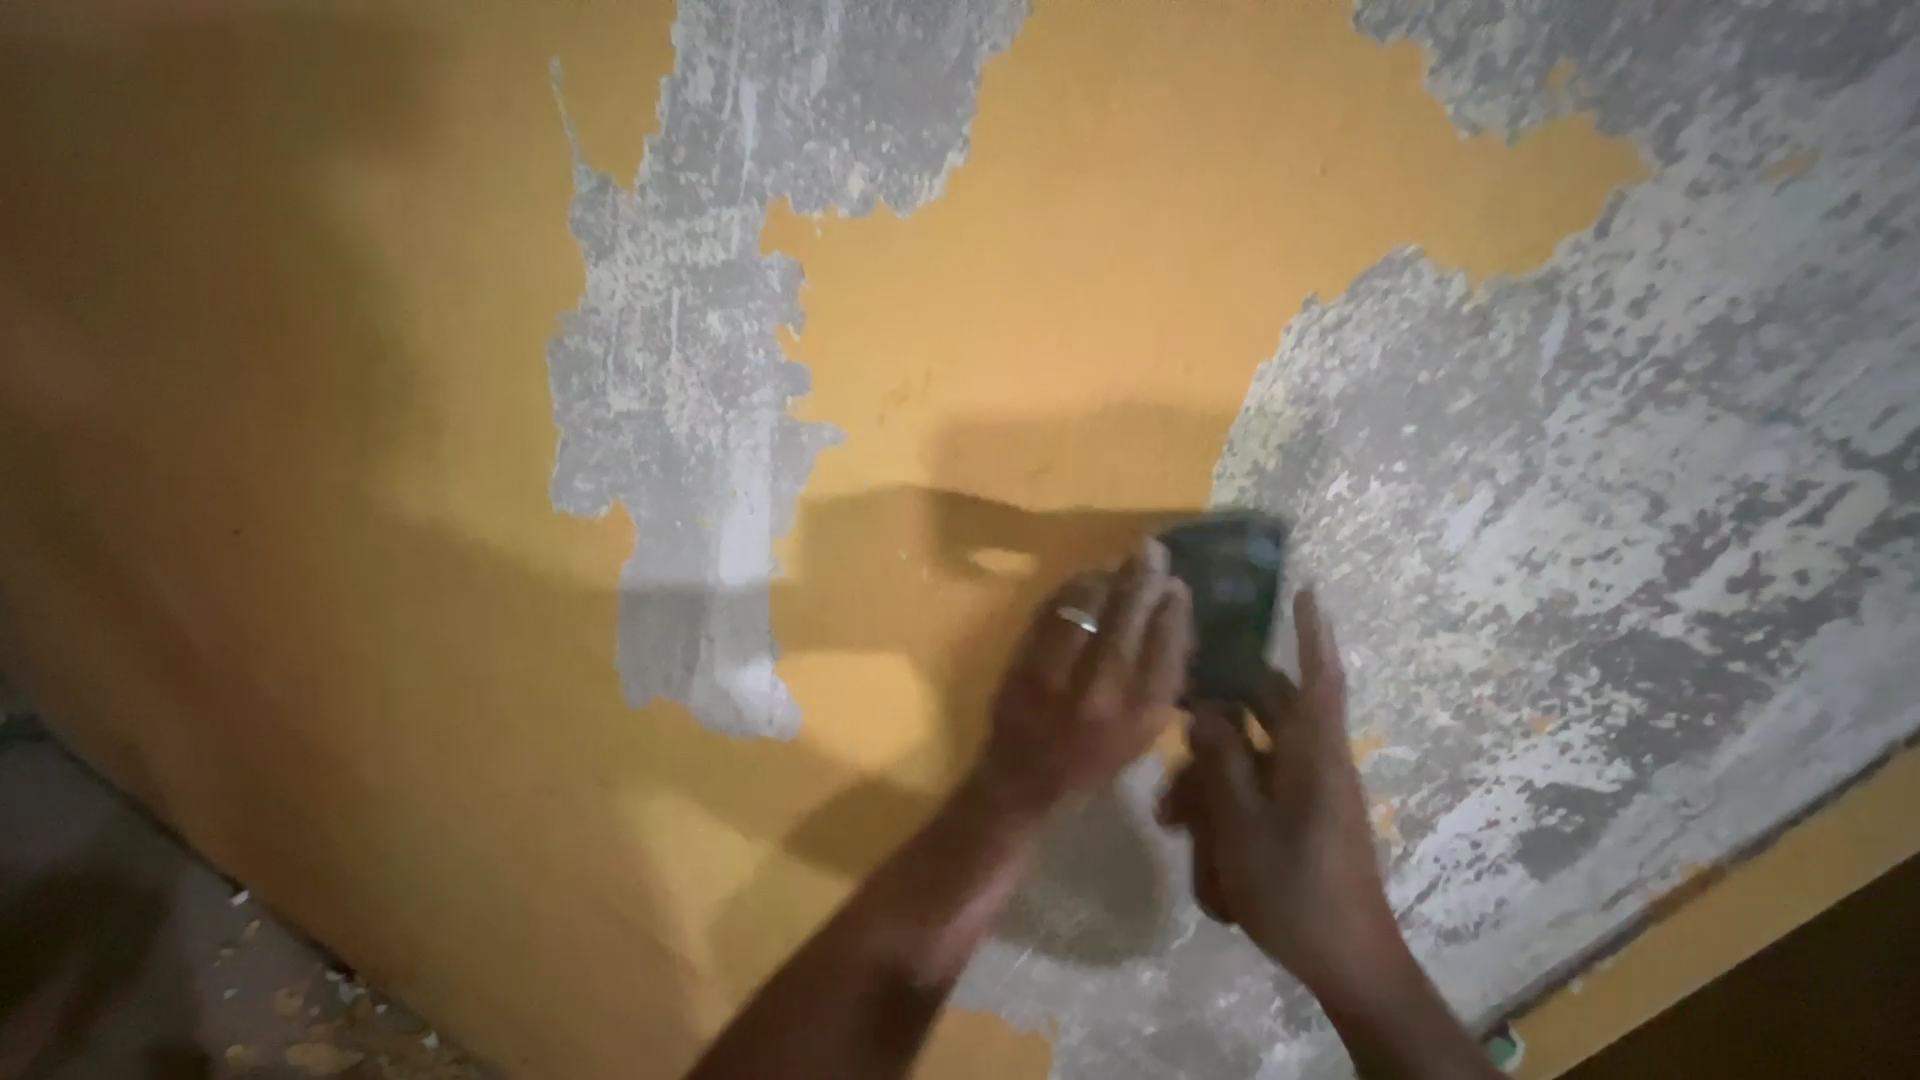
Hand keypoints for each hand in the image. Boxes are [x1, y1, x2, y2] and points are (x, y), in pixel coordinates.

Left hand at [975, 538, 1193, 815]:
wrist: (1021, 783)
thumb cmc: (1091, 765)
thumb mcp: (1141, 736)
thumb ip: (1161, 683)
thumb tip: (1174, 620)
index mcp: (1140, 718)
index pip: (1166, 647)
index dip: (1173, 609)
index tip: (1177, 585)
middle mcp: (1102, 695)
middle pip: (1129, 618)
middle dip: (1144, 578)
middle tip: (1152, 551)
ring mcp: (1056, 676)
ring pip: (1087, 606)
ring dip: (1107, 577)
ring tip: (1119, 566)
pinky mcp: (1022, 663)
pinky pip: (1053, 611)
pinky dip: (1072, 590)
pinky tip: (1085, 581)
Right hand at [1157, 591, 1411, 1000]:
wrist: (1347, 963)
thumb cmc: (1296, 888)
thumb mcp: (1242, 823)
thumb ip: (1222, 759)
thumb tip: (1204, 708)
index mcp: (1315, 755)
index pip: (1319, 677)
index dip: (1312, 633)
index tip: (1306, 590)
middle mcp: (1316, 762)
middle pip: (1267, 713)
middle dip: (1216, 717)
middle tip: (1172, 710)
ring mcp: (1309, 793)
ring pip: (1251, 756)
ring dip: (1210, 775)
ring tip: (1170, 819)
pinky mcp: (1300, 818)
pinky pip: (1255, 790)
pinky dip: (1223, 803)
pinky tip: (1192, 841)